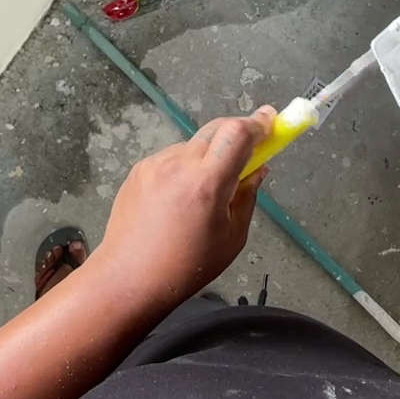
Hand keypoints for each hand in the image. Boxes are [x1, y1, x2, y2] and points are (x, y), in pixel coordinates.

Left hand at [95, 108, 273, 302]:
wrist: (128, 277)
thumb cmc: (186, 266)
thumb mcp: (232, 237)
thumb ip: (247, 197)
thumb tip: (257, 170)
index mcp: (206, 184)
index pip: (237, 133)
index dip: (258, 124)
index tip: (271, 121)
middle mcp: (179, 165)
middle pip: (217, 128)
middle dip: (238, 132)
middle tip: (250, 148)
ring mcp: (155, 164)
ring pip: (194, 144)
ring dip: (210, 153)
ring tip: (207, 188)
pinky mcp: (140, 168)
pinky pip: (173, 157)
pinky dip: (186, 166)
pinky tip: (181, 196)